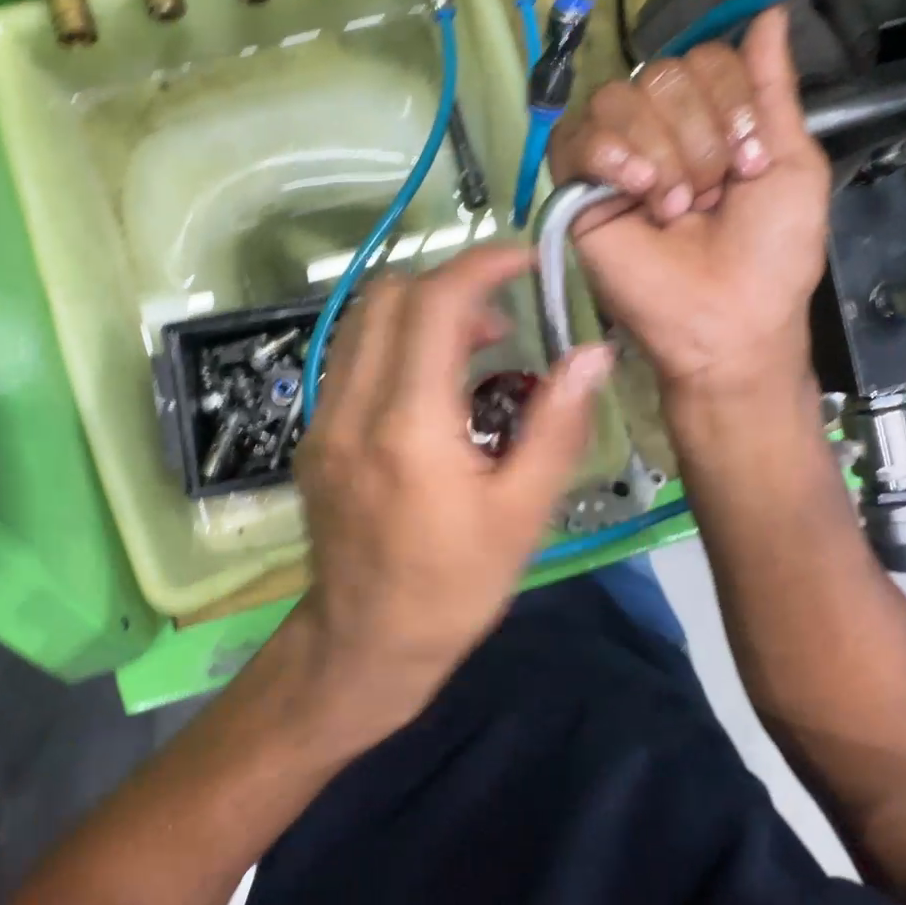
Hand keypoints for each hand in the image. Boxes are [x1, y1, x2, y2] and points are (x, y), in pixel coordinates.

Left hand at [289, 244, 614, 727]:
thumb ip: (556, 425)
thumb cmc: (452, 589)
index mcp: (408, 428)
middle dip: (451, 284)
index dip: (481, 266)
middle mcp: (352, 410)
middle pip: (390, 296)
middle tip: (503, 316)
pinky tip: (434, 388)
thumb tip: (592, 353)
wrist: (363, 644)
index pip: (434, 305)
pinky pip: (352, 359)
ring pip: (364, 322)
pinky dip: (396, 344)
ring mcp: (323, 421)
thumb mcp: (521, 514)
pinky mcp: (313, 437)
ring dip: (421, 312)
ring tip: (477, 350)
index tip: (524, 260)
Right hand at [547, 9, 830, 402]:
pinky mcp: (577, 193)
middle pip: (661, 73)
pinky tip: (637, 188)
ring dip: (661, 150)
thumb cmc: (770, 253)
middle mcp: (659, 132)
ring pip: (619, 99)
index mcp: (708, 122)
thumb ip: (773, 89)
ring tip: (675, 205)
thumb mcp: (792, 163)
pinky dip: (609, 154)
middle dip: (699, 132)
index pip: (703, 59)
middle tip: (712, 194)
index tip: (751, 163)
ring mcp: (614, 162)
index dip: (730, 100)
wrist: (729, 318)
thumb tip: (769, 12)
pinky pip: (574, 138)